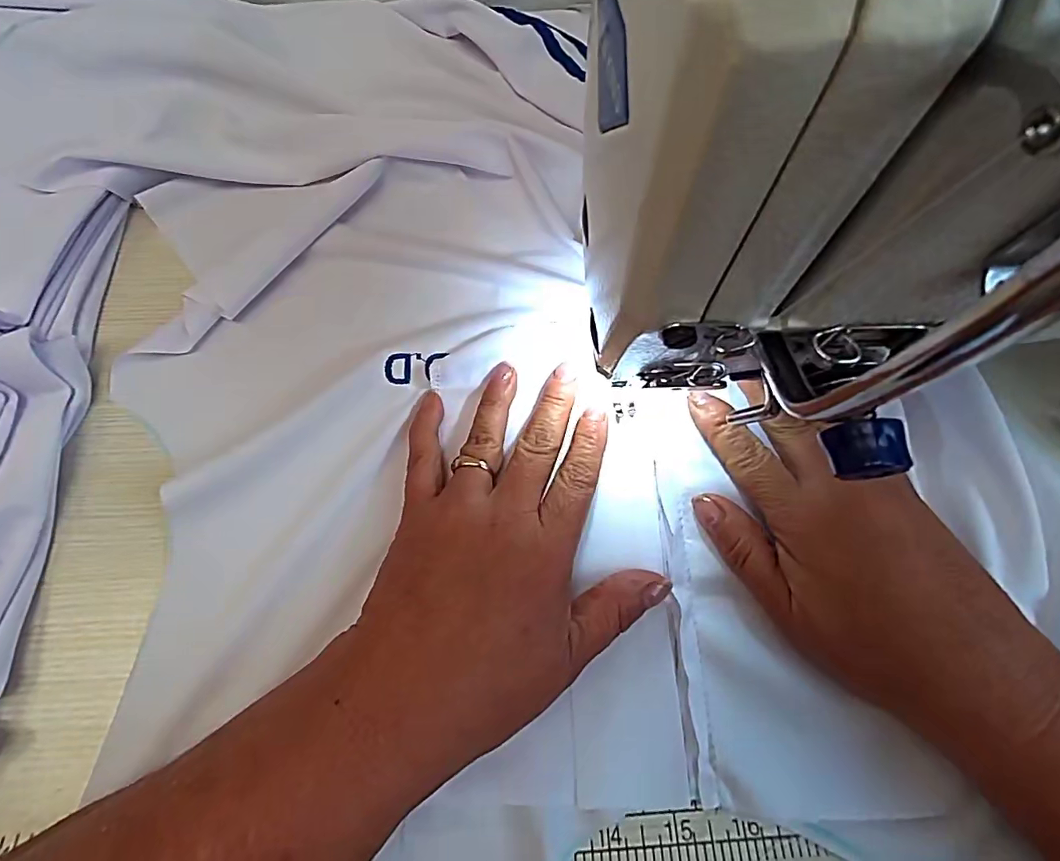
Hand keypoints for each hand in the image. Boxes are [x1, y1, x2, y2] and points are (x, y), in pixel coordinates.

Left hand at [342, 362, 671, 775]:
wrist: (405, 690)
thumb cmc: (485, 682)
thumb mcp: (564, 655)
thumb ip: (611, 611)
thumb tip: (654, 584)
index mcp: (543, 551)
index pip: (577, 480)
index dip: (590, 442)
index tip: (597, 411)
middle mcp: (502, 520)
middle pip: (536, 448)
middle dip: (554, 404)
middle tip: (564, 371)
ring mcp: (456, 512)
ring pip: (482, 442)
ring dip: (497, 403)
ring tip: (509, 370)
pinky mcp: (416, 515)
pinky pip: (422, 460)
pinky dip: (426, 428)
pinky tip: (432, 403)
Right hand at [685, 391, 1059, 751]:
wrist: (974, 666)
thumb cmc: (874, 646)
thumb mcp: (788, 609)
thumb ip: (742, 549)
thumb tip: (706, 504)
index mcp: (803, 515)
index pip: (746, 455)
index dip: (717, 424)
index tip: (699, 401)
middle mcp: (840, 486)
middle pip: (788, 423)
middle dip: (755, 394)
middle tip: (732, 375)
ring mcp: (877, 482)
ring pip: (827, 423)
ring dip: (793, 399)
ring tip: (770, 385)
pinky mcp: (905, 490)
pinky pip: (860, 438)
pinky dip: (833, 417)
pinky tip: (825, 420)